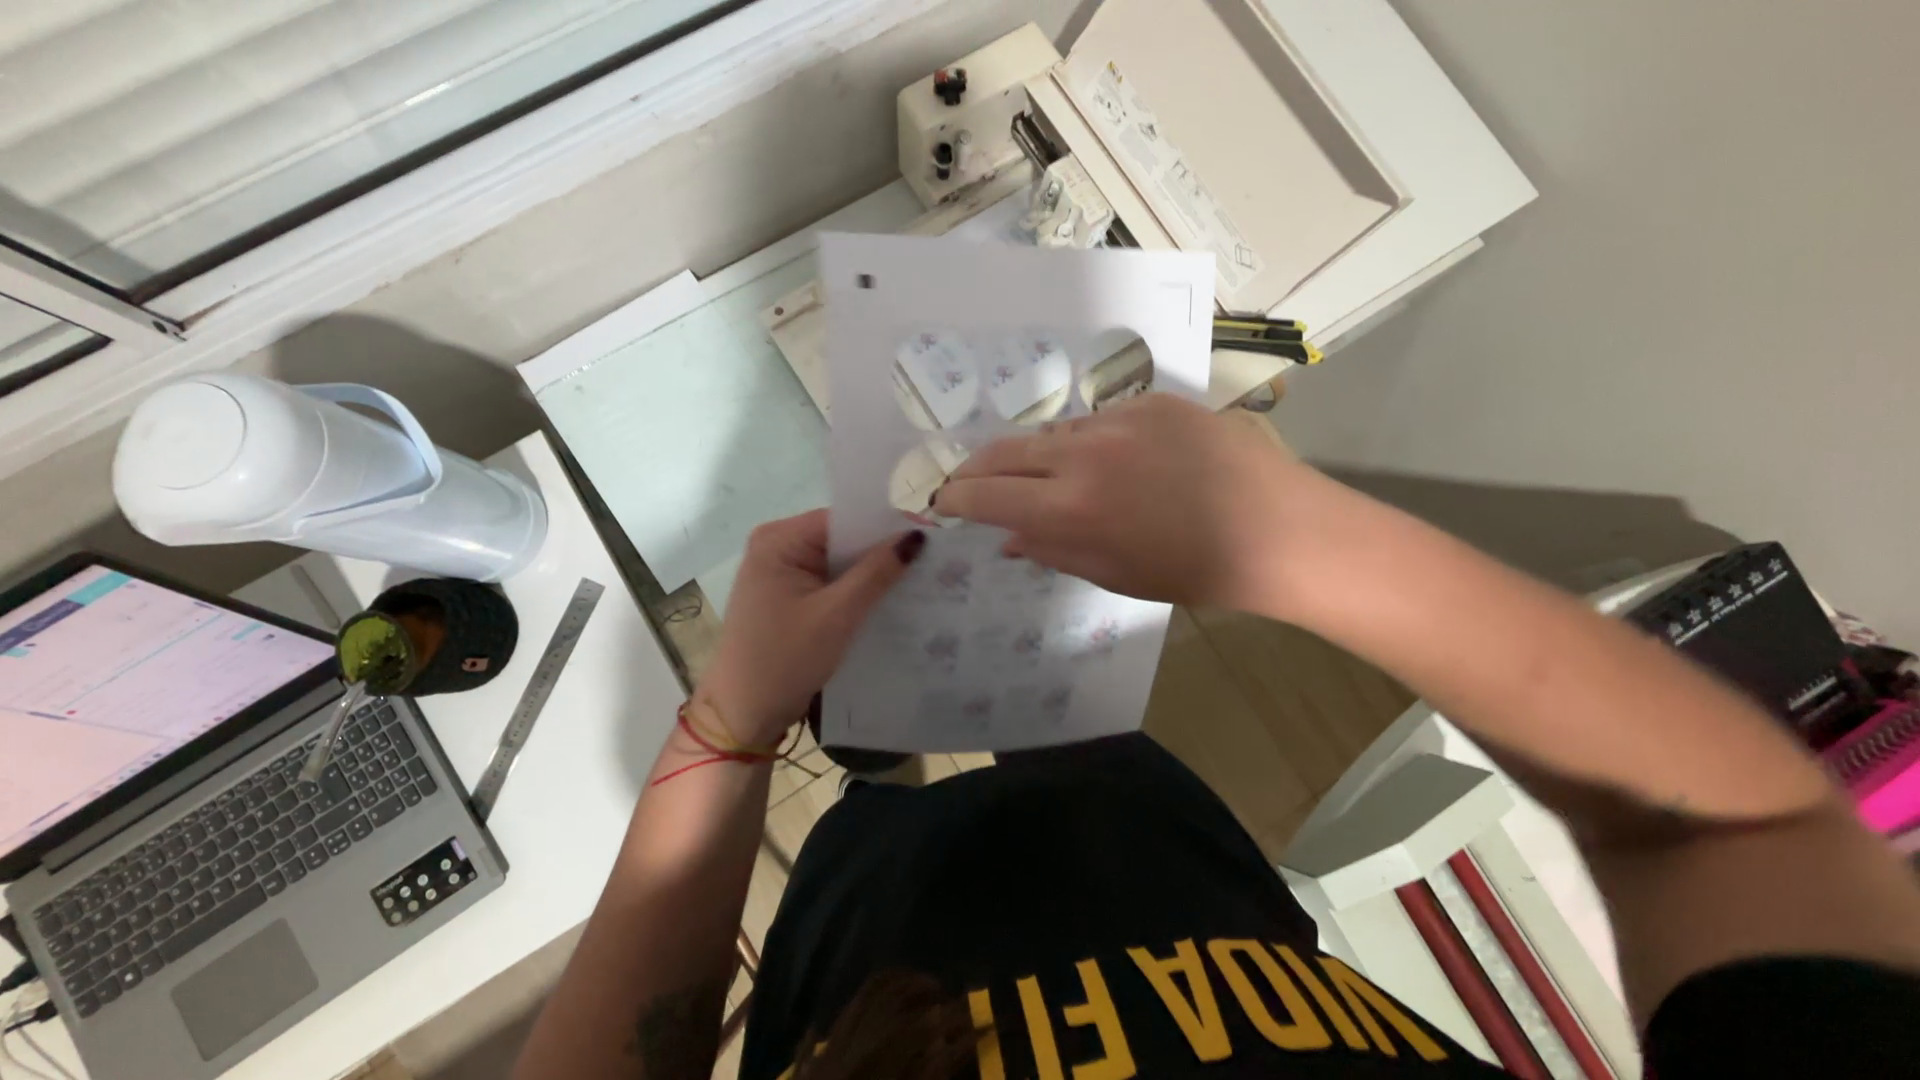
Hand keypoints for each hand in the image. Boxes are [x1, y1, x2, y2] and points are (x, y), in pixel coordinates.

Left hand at [695, 510, 923, 746]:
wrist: (741, 716)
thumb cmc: (783, 661)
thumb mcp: (836, 616)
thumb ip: (876, 573)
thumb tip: (916, 536)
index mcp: (779, 540)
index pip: (844, 519)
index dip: (887, 526)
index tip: (933, 539)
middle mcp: (777, 548)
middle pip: (842, 539)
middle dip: (884, 551)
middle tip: (935, 562)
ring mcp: (781, 575)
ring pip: (839, 564)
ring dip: (873, 574)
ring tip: (922, 580)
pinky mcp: (788, 600)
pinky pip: (830, 585)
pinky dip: (857, 593)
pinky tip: (891, 603)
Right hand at [933, 395, 1324, 612]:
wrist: (1280, 530)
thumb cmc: (1196, 571)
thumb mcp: (1115, 575)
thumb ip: (1053, 550)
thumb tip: (1009, 536)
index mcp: (1070, 508)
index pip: (987, 495)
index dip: (957, 498)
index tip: (944, 502)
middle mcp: (1083, 454)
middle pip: (1006, 451)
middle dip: (977, 469)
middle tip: (967, 481)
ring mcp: (1118, 420)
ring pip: (1051, 433)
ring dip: (1034, 455)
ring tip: (1040, 476)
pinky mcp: (1152, 401)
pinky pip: (1098, 420)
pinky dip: (1087, 443)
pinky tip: (1109, 462)